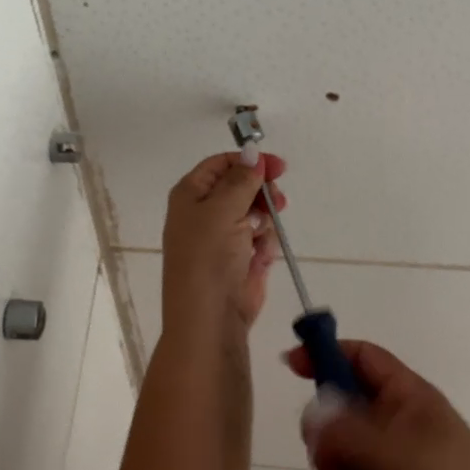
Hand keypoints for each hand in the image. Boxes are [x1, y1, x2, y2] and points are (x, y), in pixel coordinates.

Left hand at [161, 151, 288, 331]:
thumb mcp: (223, 209)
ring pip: (256, 212)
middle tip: (277, 201)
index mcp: (191, 194)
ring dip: (264, 221)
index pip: (222, 164)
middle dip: (261, 193)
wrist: (211, 316)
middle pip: (241, 186)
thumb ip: (241, 180)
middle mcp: (205, 212)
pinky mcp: (242, 258)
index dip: (249, 162)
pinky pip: (261, 238)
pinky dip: (265, 245)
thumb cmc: (209, 255)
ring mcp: (224, 236)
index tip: (278, 167)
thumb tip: (252, 153)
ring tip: (261, 237)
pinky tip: (260, 258)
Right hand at [289, 340, 469, 469]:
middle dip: (327, 439)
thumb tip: (311, 416)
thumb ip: (347, 429)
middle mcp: (401, 429)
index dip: (326, 352)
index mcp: (411, 400)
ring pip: (342, 459)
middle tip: (327, 461)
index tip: (289, 365)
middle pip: (342, 413)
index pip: (362, 357)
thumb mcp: (398, 454)